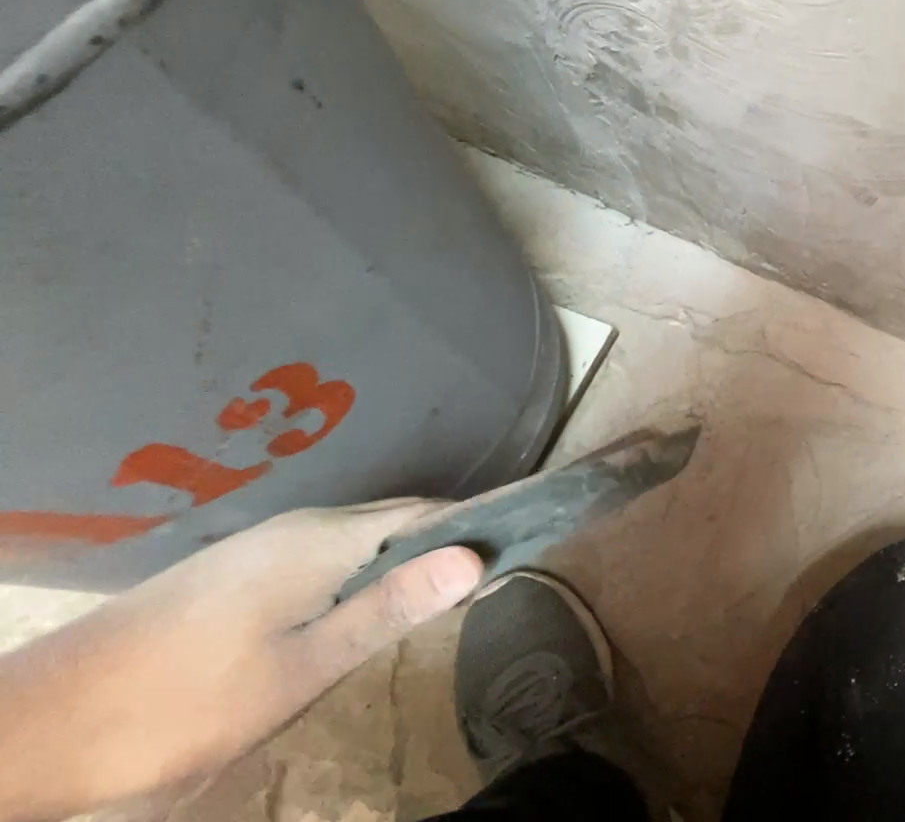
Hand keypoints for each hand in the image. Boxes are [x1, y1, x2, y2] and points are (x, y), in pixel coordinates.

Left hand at [0, 501, 481, 820]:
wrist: (31, 726)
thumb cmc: (185, 701)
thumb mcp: (302, 668)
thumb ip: (390, 609)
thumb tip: (477, 558)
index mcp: (326, 539)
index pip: (432, 510)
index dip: (480, 525)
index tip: (523, 550)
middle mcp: (304, 525)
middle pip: (401, 519)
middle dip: (448, 544)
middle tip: (488, 588)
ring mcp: (268, 543)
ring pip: (366, 537)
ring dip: (407, 560)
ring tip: (437, 604)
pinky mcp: (243, 567)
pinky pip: (331, 552)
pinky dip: (367, 571)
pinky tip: (362, 611)